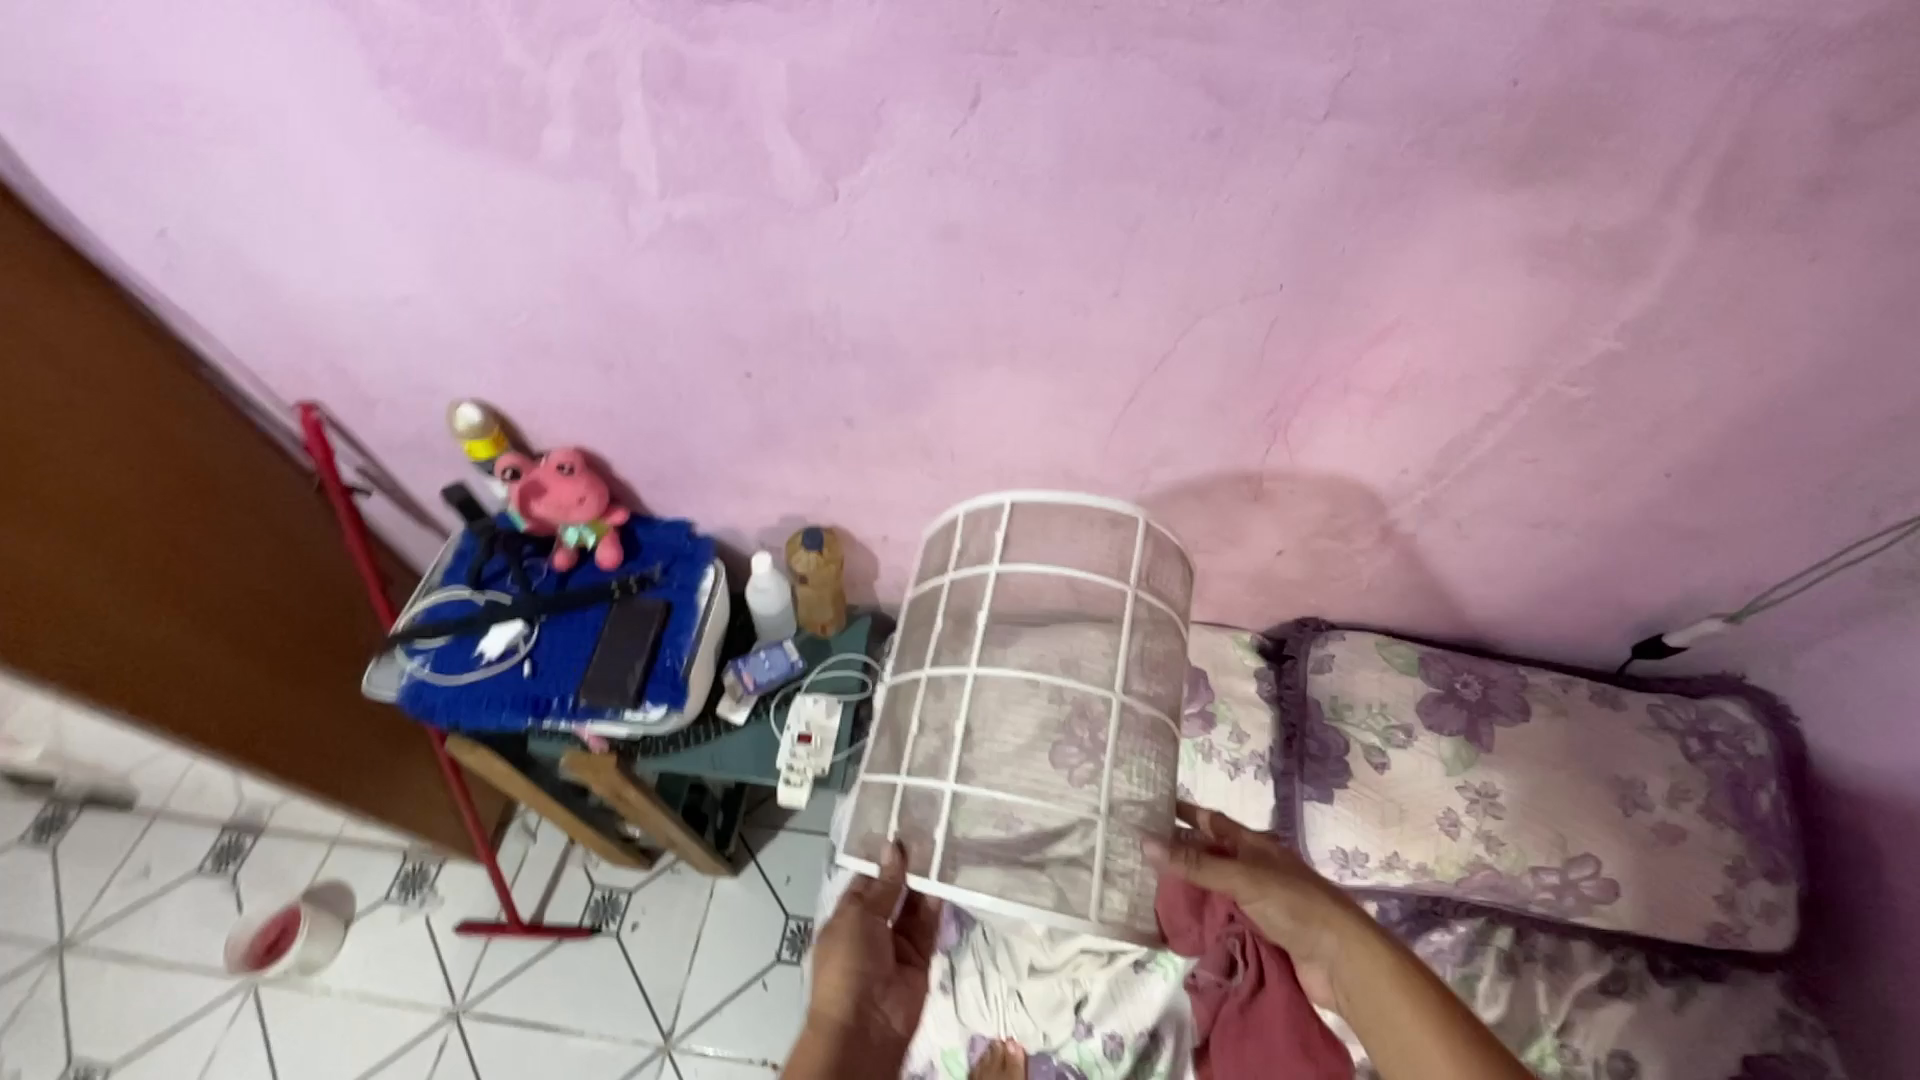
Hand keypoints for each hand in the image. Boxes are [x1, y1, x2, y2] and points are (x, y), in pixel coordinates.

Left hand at [806, 842, 942, 1057]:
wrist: (865, 1026)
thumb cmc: (847, 965)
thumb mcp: (858, 917)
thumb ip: (882, 885)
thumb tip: (894, 849)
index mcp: (848, 915)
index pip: (867, 879)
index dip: (884, 857)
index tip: (902, 827)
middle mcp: (873, 926)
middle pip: (893, 889)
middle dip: (907, 865)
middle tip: (928, 831)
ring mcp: (897, 941)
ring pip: (913, 904)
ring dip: (924, 880)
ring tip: (941, 846)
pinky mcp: (920, 955)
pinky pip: (929, 924)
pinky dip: (937, 903)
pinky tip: (947, 878)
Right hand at [1147, 802, 1370, 1010]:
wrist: (1341, 960)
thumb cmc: (1295, 905)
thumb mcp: (1242, 877)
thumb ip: (1196, 864)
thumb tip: (1144, 842)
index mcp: (1254, 846)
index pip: (1213, 822)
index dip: (1186, 813)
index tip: (1152, 806)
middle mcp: (1253, 869)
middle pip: (1210, 856)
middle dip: (1179, 853)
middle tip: (1137, 851)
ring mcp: (1257, 902)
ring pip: (1213, 889)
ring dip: (1187, 889)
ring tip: (1146, 887)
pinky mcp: (1258, 933)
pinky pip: (1221, 919)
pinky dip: (1201, 919)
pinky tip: (1177, 922)